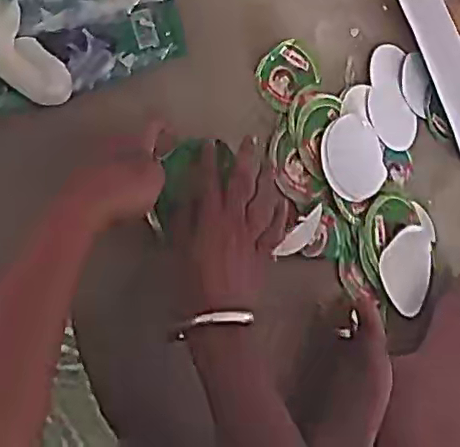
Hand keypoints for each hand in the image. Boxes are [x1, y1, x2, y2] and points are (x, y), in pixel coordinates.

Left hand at [62, 120, 168, 230]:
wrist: (82, 206)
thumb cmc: (125, 190)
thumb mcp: (155, 181)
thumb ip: (158, 171)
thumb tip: (153, 169)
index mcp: (137, 140)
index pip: (155, 125)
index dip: (165, 128)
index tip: (172, 137)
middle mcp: (115, 142)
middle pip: (133, 143)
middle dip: (142, 155)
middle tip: (151, 173)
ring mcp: (94, 157)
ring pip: (116, 159)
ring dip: (124, 170)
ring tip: (131, 192)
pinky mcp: (79, 176)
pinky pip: (101, 176)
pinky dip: (109, 184)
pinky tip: (113, 202)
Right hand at [175, 135, 286, 312]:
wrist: (219, 319)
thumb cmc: (192, 286)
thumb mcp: (178, 250)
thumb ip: (182, 219)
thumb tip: (184, 195)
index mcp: (211, 218)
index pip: (210, 181)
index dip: (210, 160)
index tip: (210, 144)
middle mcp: (235, 221)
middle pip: (243, 183)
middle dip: (245, 159)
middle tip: (248, 140)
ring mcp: (253, 235)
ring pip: (264, 200)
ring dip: (267, 179)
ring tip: (268, 162)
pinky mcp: (265, 251)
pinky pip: (276, 227)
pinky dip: (280, 212)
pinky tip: (282, 201)